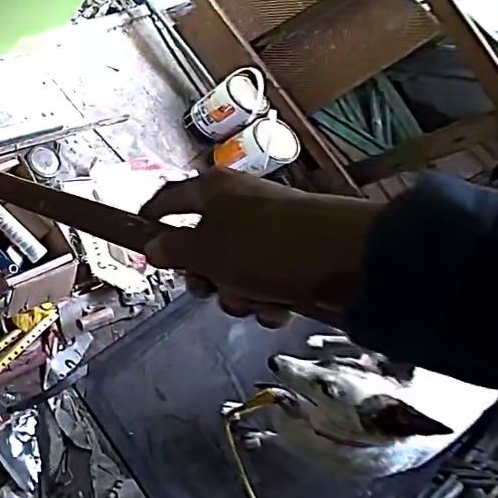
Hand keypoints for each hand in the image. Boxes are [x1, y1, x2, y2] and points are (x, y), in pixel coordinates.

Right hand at [141, 169, 383, 327]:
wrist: (358, 260)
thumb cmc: (267, 248)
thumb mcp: (205, 251)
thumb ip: (172, 250)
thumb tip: (153, 247)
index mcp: (213, 190)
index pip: (168, 199)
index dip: (150, 220)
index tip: (139, 242)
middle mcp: (240, 204)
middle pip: (200, 242)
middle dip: (201, 274)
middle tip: (206, 287)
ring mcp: (271, 230)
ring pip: (231, 267)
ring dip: (235, 292)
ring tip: (252, 301)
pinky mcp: (298, 254)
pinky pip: (265, 279)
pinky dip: (266, 297)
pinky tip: (278, 307)